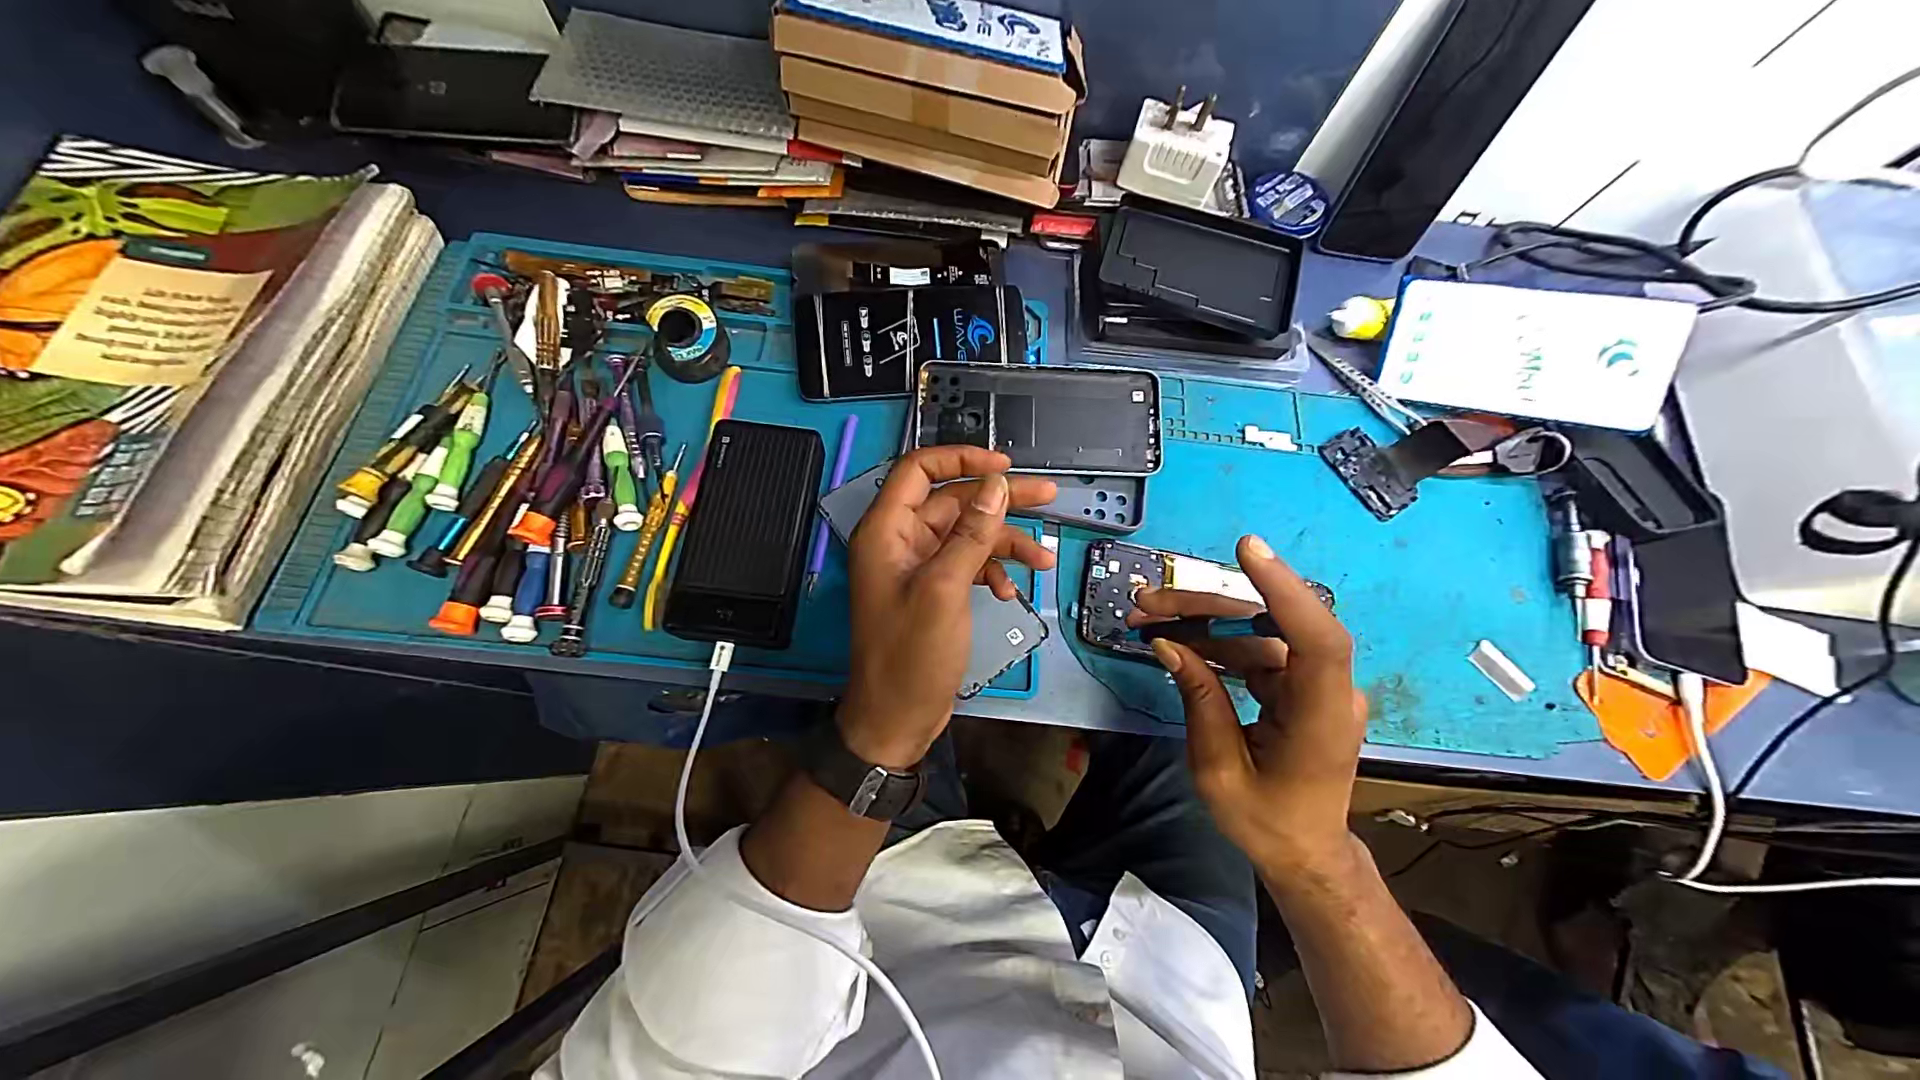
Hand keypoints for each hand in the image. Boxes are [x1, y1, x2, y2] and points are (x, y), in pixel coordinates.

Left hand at [840, 447, 1057, 767]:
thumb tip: (995, 486)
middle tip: (1046, 496)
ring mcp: (918, 567)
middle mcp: (899, 542)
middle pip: (954, 501)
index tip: (1002, 465)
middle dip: (1000, 501)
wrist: (896, 718)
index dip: (961, 458)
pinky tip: (1008, 588)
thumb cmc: (908, 659)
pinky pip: (968, 563)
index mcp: (886, 532)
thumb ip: (971, 534)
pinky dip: (992, 570)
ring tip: (1041, 558)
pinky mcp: (935, 589)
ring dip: (1005, 542)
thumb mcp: (944, 589)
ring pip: (968, 534)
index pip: (919, 470)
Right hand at [1130, 534, 1367, 878]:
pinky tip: (1177, 640)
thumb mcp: (1218, 769)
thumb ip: (1200, 701)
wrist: (1303, 853)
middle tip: (1148, 602)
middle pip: (1269, 626)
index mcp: (1322, 716)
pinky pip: (1254, 651)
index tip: (1248, 550)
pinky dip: (1214, 643)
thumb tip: (1169, 645)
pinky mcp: (1296, 686)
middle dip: (1205, 607)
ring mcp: (1312, 685)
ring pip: (1256, 634)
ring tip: (1149, 618)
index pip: (1318, 638)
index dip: (1284, 589)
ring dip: (1202, 623)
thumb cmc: (1266, 822)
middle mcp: (1327, 689)